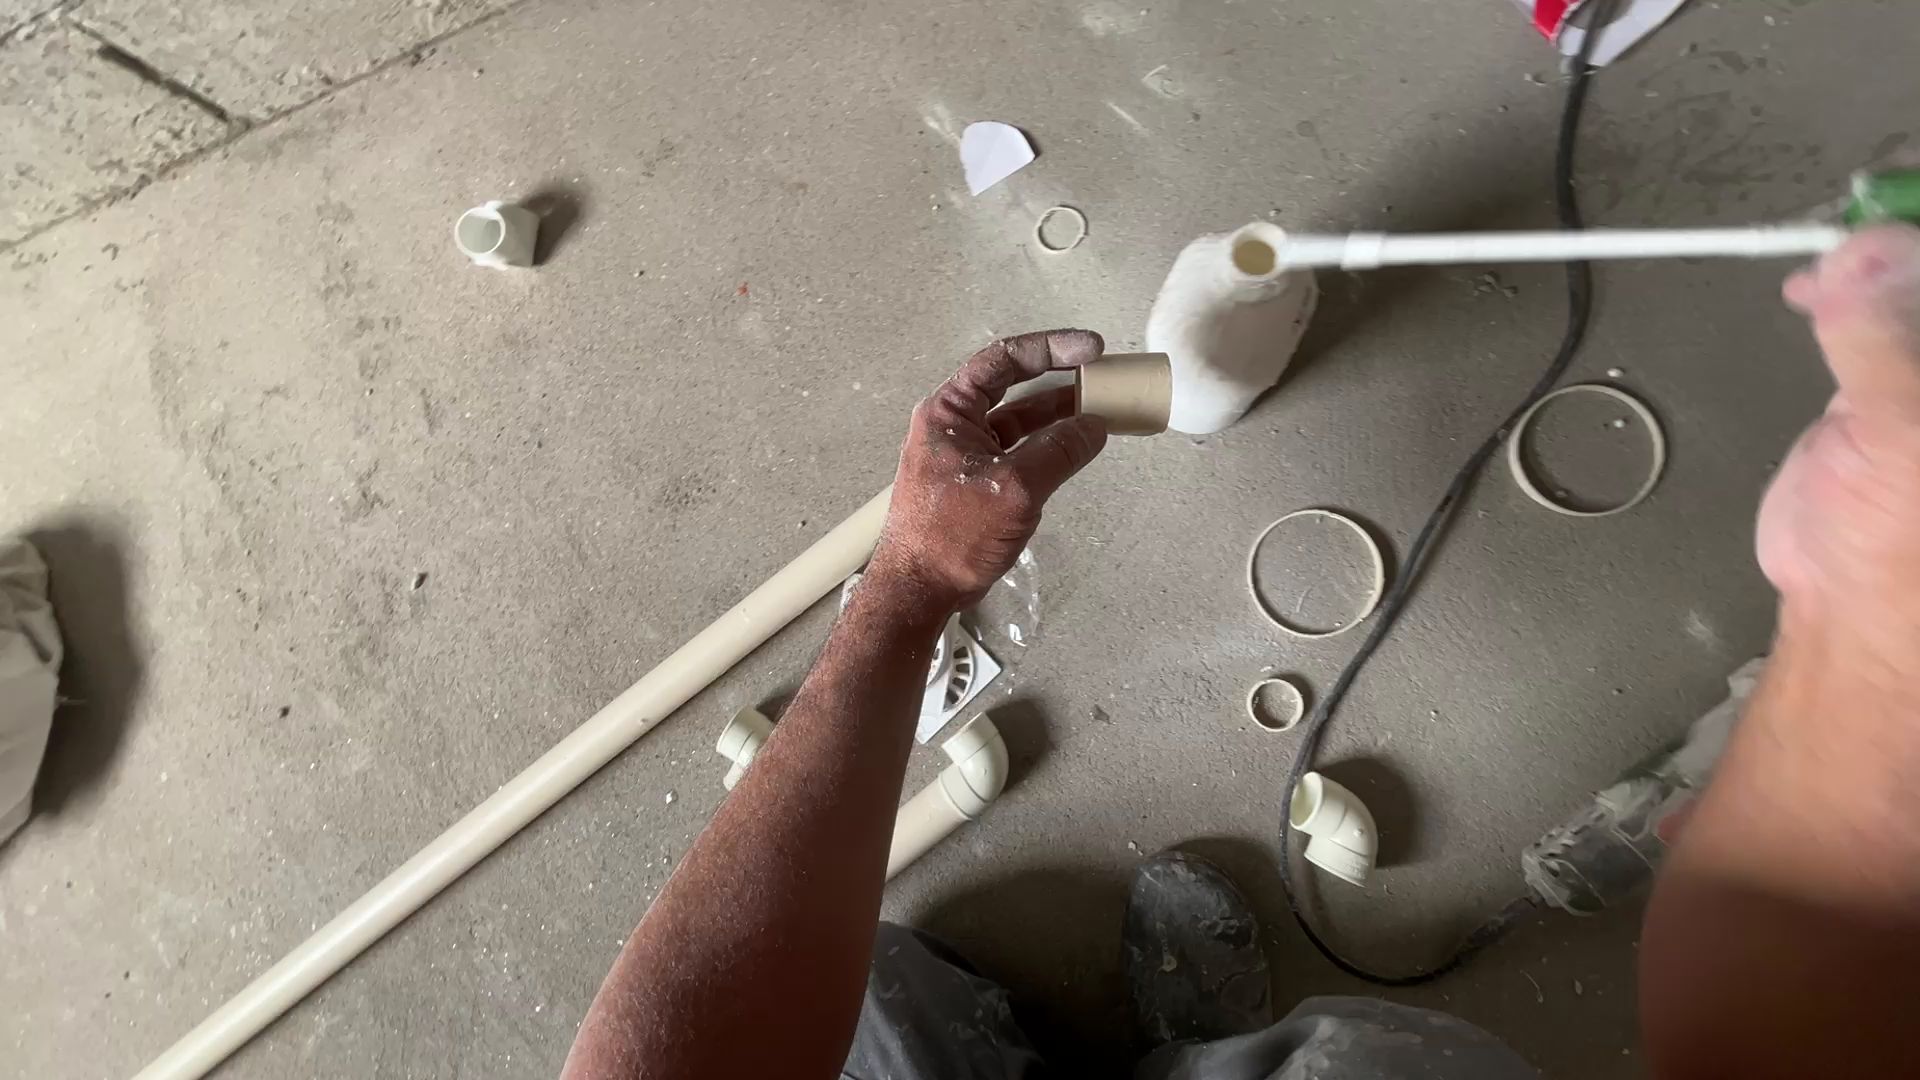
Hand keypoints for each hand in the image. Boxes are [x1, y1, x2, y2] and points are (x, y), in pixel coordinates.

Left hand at [868, 330, 1108, 611]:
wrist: (920, 589)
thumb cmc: (953, 534)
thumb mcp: (1015, 488)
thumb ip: (1059, 451)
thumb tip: (1096, 426)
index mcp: (949, 411)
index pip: (1003, 360)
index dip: (1051, 348)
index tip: (1093, 349)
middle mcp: (954, 425)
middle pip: (1012, 387)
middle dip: (1059, 381)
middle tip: (1101, 378)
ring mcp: (964, 454)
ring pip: (1018, 422)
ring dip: (1057, 415)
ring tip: (1100, 410)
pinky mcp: (976, 481)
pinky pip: (1017, 451)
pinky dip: (1047, 446)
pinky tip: (1076, 446)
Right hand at [1760, 226, 1919, 653]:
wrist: (1857, 592)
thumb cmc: (1904, 530)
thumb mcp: (1897, 430)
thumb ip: (1883, 339)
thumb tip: (1861, 254)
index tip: (1895, 208)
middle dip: (1907, 242)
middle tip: (1863, 224)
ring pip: (1917, 290)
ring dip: (1877, 261)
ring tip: (1827, 255)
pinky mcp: (1893, 385)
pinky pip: (1878, 318)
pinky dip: (1845, 292)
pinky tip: (1815, 286)